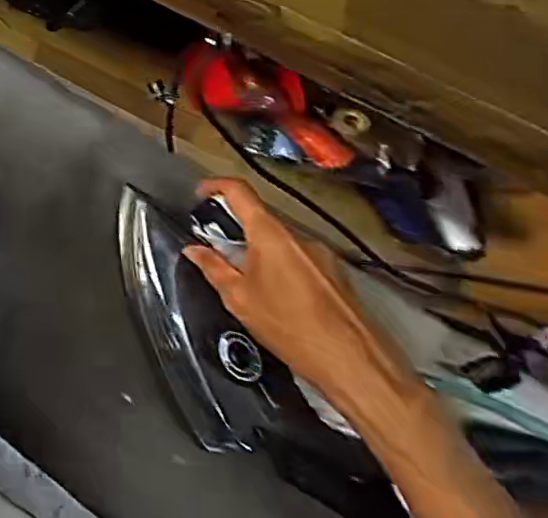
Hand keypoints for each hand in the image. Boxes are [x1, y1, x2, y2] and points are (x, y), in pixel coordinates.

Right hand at [181, 178, 414, 404]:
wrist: (352, 362)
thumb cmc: (292, 328)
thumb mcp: (240, 300)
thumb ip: (213, 269)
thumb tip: (195, 251)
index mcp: (270, 233)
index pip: (239, 191)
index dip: (216, 186)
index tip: (201, 193)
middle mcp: (297, 235)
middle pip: (259, 218)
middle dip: (235, 231)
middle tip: (217, 251)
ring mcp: (319, 252)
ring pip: (279, 241)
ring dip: (259, 253)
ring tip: (249, 285)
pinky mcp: (333, 272)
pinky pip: (298, 258)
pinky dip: (281, 268)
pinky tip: (279, 300)